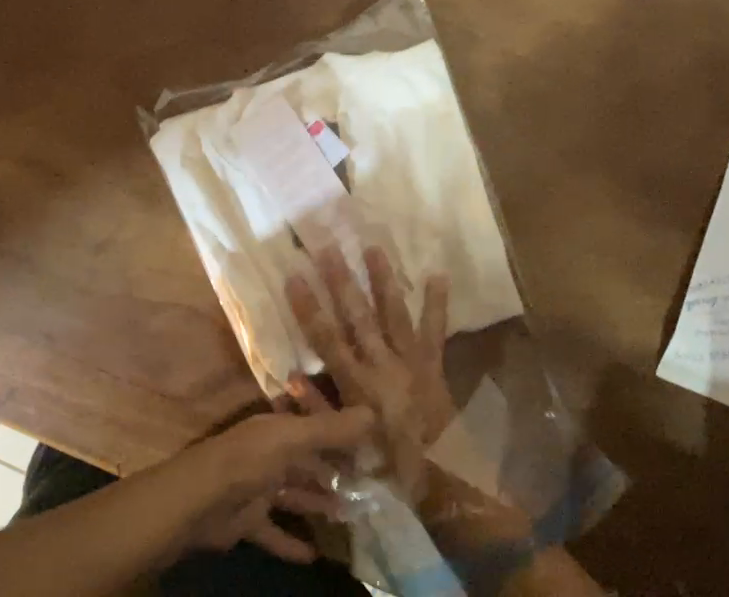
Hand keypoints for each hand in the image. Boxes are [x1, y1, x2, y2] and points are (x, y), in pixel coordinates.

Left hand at [159, 406, 374, 563]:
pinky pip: (276, 532)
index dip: (336, 429)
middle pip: (304, 460)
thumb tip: (373, 412)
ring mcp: (256, 487)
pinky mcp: (249, 520)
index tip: (369, 439)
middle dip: (332, 469)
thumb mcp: (291, 439)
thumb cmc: (247, 461)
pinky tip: (317, 554)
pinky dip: (293, 543)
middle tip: (370, 481)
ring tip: (353, 515)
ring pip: (294, 494)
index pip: (310, 422)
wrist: (199, 502)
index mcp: (274, 428)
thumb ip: (329, 429)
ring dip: (319, 503)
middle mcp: (266, 454)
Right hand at [286, 245, 452, 500]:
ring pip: (393, 315)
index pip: (326, 339)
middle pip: (357, 318)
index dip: (308, 307)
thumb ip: (317, 410)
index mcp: (356, 384)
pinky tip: (438, 275)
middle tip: (328, 248)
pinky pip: (435, 331)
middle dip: (341, 282)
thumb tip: (290, 376)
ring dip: (382, 281)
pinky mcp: (434, 365)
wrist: (438, 480)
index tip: (294, 276)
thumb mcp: (342, 445)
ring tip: (374, 248)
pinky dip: (437, 304)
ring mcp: (411, 362)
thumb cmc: (380, 463)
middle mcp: (382, 366)